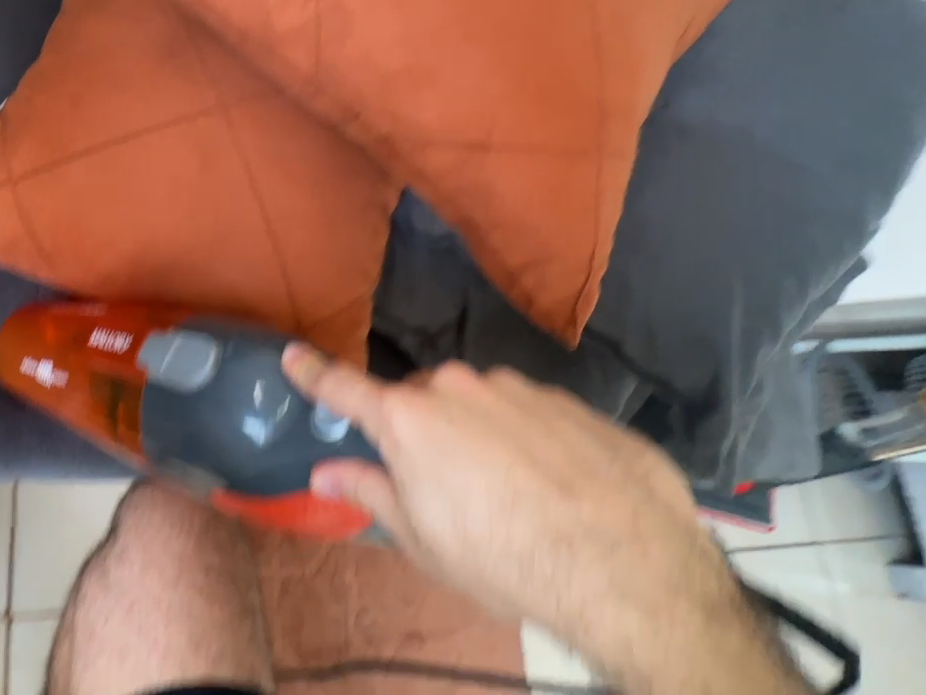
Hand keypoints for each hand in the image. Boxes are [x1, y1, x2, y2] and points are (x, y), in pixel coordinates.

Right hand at [282, 348, 747, 673]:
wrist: (633, 574)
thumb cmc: (504, 561)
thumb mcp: (423, 542)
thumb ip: (370, 494)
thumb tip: (324, 474)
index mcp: (408, 419)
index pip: (344, 388)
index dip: (314, 372)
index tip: (292, 353)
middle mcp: (457, 388)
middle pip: (420, 400)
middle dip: (421, 430)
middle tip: (443, 483)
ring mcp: (520, 389)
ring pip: (480, 404)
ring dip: (481, 433)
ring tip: (513, 492)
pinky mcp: (575, 403)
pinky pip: (535, 414)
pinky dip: (534, 441)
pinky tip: (562, 488)